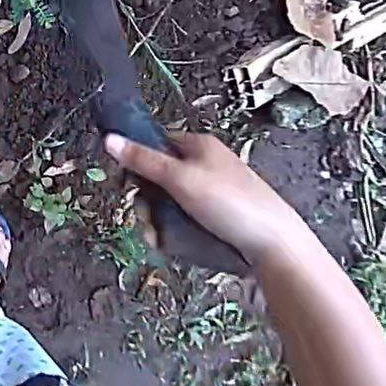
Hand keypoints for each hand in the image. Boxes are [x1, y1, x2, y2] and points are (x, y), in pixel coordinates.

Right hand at [104, 132, 312, 266]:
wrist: (276, 247)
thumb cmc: (229, 203)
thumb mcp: (179, 178)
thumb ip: (142, 159)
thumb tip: (109, 138)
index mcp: (198, 145)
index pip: (154, 143)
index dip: (136, 161)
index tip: (127, 182)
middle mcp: (203, 165)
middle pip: (156, 176)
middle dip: (146, 200)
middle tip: (145, 217)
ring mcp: (210, 192)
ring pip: (167, 201)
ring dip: (156, 219)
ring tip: (157, 236)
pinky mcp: (216, 216)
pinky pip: (183, 218)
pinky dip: (172, 229)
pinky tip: (169, 242)